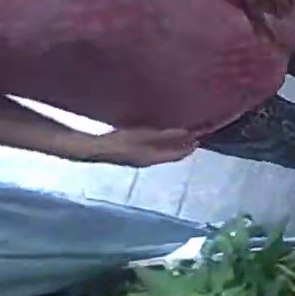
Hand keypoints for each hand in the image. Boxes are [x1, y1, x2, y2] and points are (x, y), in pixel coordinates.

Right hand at [70, 126, 199, 165]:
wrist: (95, 149)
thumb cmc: (122, 141)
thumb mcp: (147, 135)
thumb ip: (168, 135)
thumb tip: (187, 133)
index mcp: (155, 158)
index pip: (178, 155)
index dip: (189, 148)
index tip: (199, 140)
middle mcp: (149, 162)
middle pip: (171, 156)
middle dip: (183, 148)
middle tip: (193, 138)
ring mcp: (139, 161)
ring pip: (162, 155)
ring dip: (172, 147)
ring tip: (180, 138)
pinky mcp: (131, 157)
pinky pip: (153, 152)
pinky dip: (162, 147)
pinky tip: (159, 140)